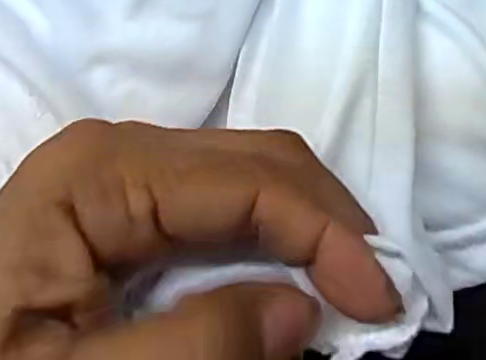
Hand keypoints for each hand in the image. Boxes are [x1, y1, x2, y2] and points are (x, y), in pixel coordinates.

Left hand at [0, 119, 401, 359]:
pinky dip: (266, 235)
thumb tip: (303, 310)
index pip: (251, 181)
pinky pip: (217, 203)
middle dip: (326, 220)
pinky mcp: (117, 203)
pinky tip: (289, 271)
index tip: (381, 301)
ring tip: (346, 279)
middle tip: (376, 291)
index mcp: (104, 168)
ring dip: (303, 226)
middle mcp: (121, 146)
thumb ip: (190, 351)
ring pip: (246, 176)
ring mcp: (118, 170)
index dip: (326, 233)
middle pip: (258, 162)